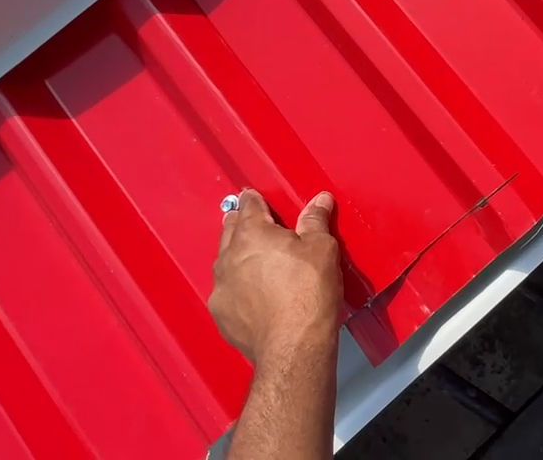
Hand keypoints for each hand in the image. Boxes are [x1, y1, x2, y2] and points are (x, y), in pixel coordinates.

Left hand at [210, 189, 341, 362]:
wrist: (293, 347)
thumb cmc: (310, 289)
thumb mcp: (322, 248)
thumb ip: (315, 220)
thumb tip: (319, 199)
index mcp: (252, 235)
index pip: (248, 206)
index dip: (252, 198)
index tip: (251, 194)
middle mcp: (228, 258)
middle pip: (230, 231)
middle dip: (239, 222)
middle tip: (249, 219)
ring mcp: (221, 289)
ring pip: (224, 261)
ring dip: (236, 253)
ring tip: (251, 254)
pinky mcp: (221, 316)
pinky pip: (226, 289)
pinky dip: (236, 283)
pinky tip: (251, 289)